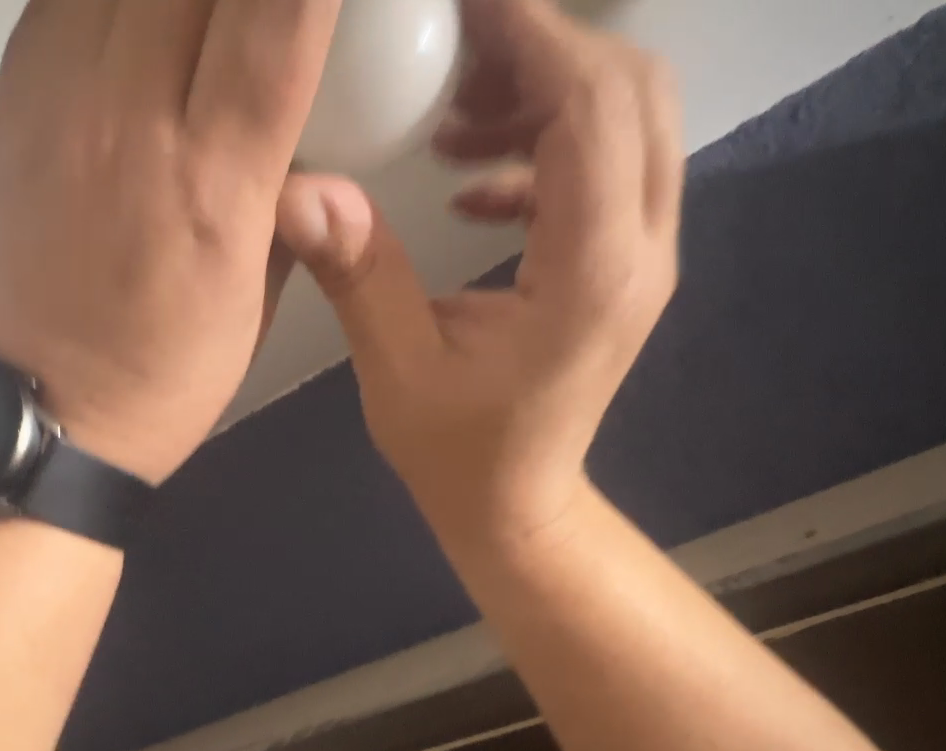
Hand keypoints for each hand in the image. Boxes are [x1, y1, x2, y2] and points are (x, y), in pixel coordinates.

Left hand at [0, 0, 340, 483]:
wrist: (57, 408)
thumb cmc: (175, 370)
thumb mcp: (261, 294)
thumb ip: (291, 196)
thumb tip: (306, 136)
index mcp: (215, 182)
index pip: (276, 21)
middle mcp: (133, 124)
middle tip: (248, 16)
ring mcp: (59, 108)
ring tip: (189, 22)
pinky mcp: (8, 108)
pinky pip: (59, 1)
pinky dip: (106, 1)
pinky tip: (130, 26)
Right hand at [276, 0, 681, 548]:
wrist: (516, 506)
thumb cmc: (458, 454)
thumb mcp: (396, 371)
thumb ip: (361, 274)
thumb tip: (302, 185)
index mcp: (590, 277)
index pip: (590, 110)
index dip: (533, 35)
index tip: (465, 2)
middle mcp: (640, 252)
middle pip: (631, 92)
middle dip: (542, 50)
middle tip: (450, 53)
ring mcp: (643, 256)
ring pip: (628, 121)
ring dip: (543, 95)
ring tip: (450, 127)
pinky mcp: (625, 263)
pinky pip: (607, 166)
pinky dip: (544, 148)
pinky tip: (470, 186)